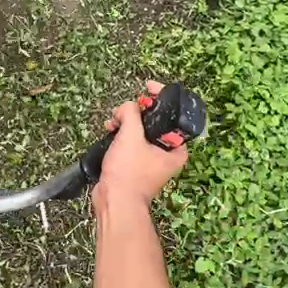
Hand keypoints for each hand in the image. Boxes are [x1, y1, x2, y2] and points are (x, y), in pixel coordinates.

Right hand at [94, 80, 189, 209]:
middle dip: (137, 112)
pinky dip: (121, 134)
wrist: (115, 200)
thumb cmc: (129, 171)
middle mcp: (168, 153)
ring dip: (126, 122)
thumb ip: (131, 113)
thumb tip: (128, 107)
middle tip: (124, 110)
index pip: (174, 114)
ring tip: (113, 123)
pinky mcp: (136, 163)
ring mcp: (152, 159)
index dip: (160, 97)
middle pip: (155, 120)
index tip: (148, 87)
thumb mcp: (131, 135)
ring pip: (141, 130)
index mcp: (177, 148)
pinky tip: (110, 131)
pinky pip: (131, 141)